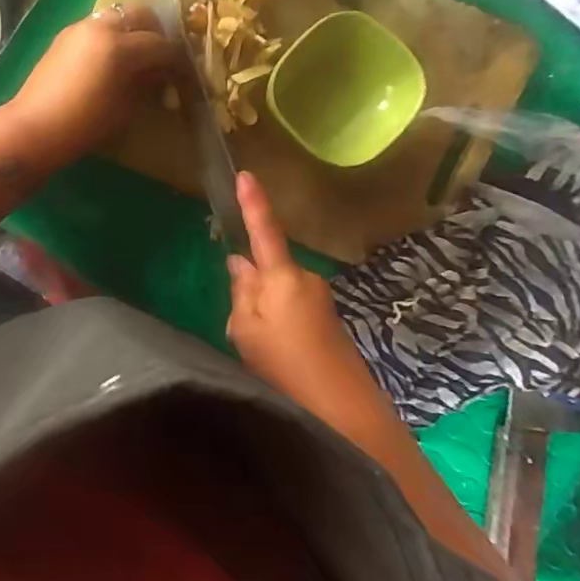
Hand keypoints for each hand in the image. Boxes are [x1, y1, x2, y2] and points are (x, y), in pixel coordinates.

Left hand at [6, 4, 176, 159]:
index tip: (185, 76)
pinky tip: (111, 62)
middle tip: (161, 60)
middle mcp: (102, 28)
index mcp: (121, 47)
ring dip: (133, 31)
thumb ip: (146, 85)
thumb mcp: (124, 110)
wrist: (33, 129)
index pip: (162, 46)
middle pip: (141, 14)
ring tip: (136, 59)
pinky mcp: (64, 36)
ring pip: (117, 15)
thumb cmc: (83, 127)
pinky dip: (112, 36)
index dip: (178, 62)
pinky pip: (98, 26)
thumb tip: (159, 75)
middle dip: (157, 33)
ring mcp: (80, 28)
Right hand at [226, 171, 362, 395]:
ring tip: (259, 347)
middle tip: (242, 324)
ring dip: (263, 307)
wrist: (339, 406)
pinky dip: (276, 320)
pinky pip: (290, 306)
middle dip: (250, 285)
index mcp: (283, 277)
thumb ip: (241, 292)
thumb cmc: (283, 364)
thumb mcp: (246, 329)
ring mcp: (319, 298)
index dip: (253, 203)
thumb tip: (240, 262)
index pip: (265, 232)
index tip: (245, 174)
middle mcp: (305, 279)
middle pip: (268, 268)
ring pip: (277, 290)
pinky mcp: (325, 317)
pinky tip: (275, 352)